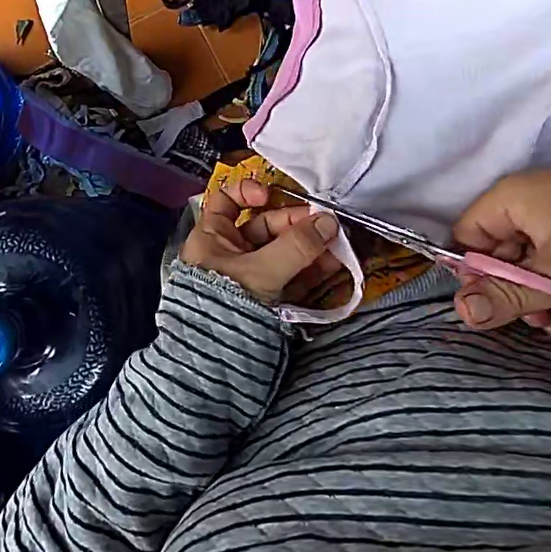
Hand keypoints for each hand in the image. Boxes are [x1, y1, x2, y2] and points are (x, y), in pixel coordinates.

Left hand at [180, 180, 343, 303]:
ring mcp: (250, 274)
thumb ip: (296, 246)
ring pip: (282, 251)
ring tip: (338, 246)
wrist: (216, 360)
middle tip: (327, 226)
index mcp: (212, 237)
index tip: (270, 195)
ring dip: (310, 247)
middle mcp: (229, 252)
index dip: (248, 192)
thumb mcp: (261, 271)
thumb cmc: (227, 304)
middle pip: (265, 226)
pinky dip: (309, 269)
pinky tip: (332, 264)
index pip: (226, 201)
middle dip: (297, 224)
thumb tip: (329, 223)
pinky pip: (290, 275)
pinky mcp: (267, 295)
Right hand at [451, 169, 550, 338]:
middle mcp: (529, 203)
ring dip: (546, 300)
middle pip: (500, 257)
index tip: (497, 305)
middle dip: (519, 296)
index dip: (475, 277)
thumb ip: (505, 295)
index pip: (467, 239)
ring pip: (532, 265)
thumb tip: (461, 312)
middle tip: (541, 323)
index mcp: (511, 200)